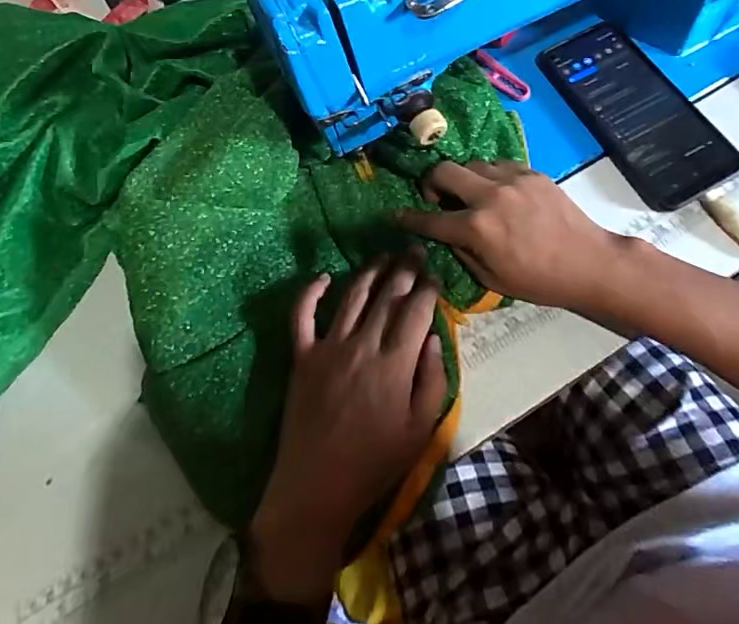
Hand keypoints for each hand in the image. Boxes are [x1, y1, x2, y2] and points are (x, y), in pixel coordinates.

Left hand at [246, 256, 447, 605]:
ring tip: (385, 255)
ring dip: (371, 271)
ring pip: (353, 296)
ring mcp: (328, 348)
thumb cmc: (376, 461)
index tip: (436, 274)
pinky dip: (310, 293)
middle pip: (388, 295)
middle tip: (416, 250)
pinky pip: (302, 316)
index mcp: (395, 362)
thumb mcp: (422, 428)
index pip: (416, 310)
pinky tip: (323, 276)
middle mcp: (363, 345)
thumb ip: (432, 378)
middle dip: (406, 268)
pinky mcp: (302, 358)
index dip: (429, 288)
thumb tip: (433, 336)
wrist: (316, 488)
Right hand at [397, 160, 636, 314]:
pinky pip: (499, 164)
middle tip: (438, 198)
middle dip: (432, 183)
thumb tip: (446, 234)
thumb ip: (463, 252)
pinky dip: (491, 176)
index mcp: (476, 228)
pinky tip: (500, 193)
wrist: (586, 261)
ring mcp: (512, 179)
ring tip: (473, 196)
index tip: (397, 215)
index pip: (429, 219)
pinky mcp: (531, 172)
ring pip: (472, 164)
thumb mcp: (492, 279)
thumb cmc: (538, 280)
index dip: (408, 218)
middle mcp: (489, 196)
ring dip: (465, 179)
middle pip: (444, 171)